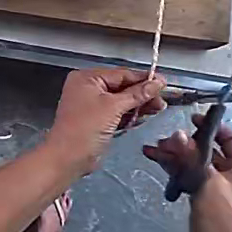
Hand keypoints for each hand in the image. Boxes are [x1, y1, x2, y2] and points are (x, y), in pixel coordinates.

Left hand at [44, 67, 166, 175]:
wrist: (68, 157)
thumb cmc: (87, 127)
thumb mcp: (113, 107)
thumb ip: (137, 94)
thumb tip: (158, 82)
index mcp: (87, 78)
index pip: (121, 74)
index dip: (143, 78)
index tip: (164, 82)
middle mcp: (88, 88)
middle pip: (122, 87)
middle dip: (143, 94)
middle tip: (162, 100)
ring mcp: (92, 105)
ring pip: (121, 101)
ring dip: (139, 105)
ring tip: (159, 108)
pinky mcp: (97, 121)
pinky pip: (117, 113)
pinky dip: (130, 115)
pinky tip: (145, 116)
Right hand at [143, 114, 231, 231]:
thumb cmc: (225, 225)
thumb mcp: (207, 184)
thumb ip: (191, 158)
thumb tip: (178, 136)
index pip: (228, 138)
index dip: (211, 126)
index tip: (193, 119)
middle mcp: (231, 176)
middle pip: (207, 151)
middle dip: (184, 144)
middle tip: (167, 139)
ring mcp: (216, 187)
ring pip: (193, 163)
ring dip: (175, 155)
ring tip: (156, 149)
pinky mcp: (203, 198)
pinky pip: (187, 176)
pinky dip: (174, 169)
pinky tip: (159, 161)